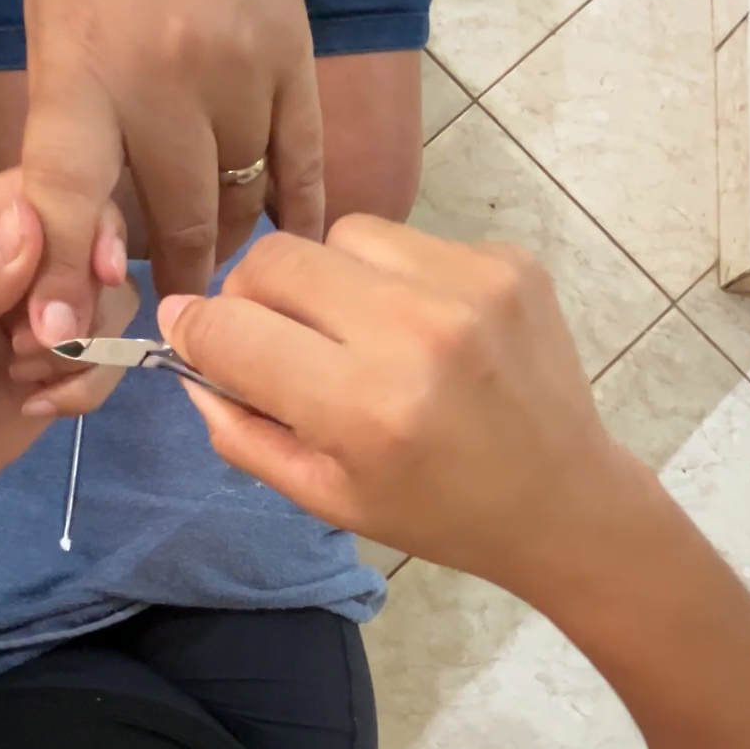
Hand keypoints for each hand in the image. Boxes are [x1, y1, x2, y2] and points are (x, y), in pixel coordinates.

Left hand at [0, 170, 128, 517]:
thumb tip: (31, 219)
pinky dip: (84, 388)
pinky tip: (38, 407)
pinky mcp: (63, 370)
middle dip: (77, 302)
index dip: (78, 220)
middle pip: (89, 249)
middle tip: (36, 343)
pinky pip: (108, 364)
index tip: (97, 269)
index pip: (36, 195)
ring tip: (23, 375)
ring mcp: (42, 321)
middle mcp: (12, 269)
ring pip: (110, 307)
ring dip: (78, 349)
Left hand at [20, 0, 322, 344]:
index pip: (67, 191)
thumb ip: (73, 153)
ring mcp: (241, 73)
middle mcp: (164, 77)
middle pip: (177, 222)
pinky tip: (288, 253)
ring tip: (216, 254)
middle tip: (176, 304)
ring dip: (226, 244)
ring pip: (241, 206)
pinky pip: (304, 173)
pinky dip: (296, 223)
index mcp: (81, 69)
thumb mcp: (54, 50)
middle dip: (174, 277)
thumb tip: (93, 262)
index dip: (64, 272)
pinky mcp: (297, 67)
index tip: (62, 338)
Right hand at [156, 218, 623, 596]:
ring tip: (355, 332)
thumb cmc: (434, 514)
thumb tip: (189, 360)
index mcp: (363, 407)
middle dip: (250, 294)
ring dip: (323, 280)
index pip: (230, 331)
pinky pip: (406, 240)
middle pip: (275, 257)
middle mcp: (414, 330)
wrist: (561, 501)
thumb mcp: (325, 497)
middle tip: (272, 335)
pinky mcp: (508, 259)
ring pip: (339, 234)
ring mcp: (470, 283)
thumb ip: (241, 433)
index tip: (189, 334)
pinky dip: (389, 277)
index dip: (191, 329)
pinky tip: (418, 326)